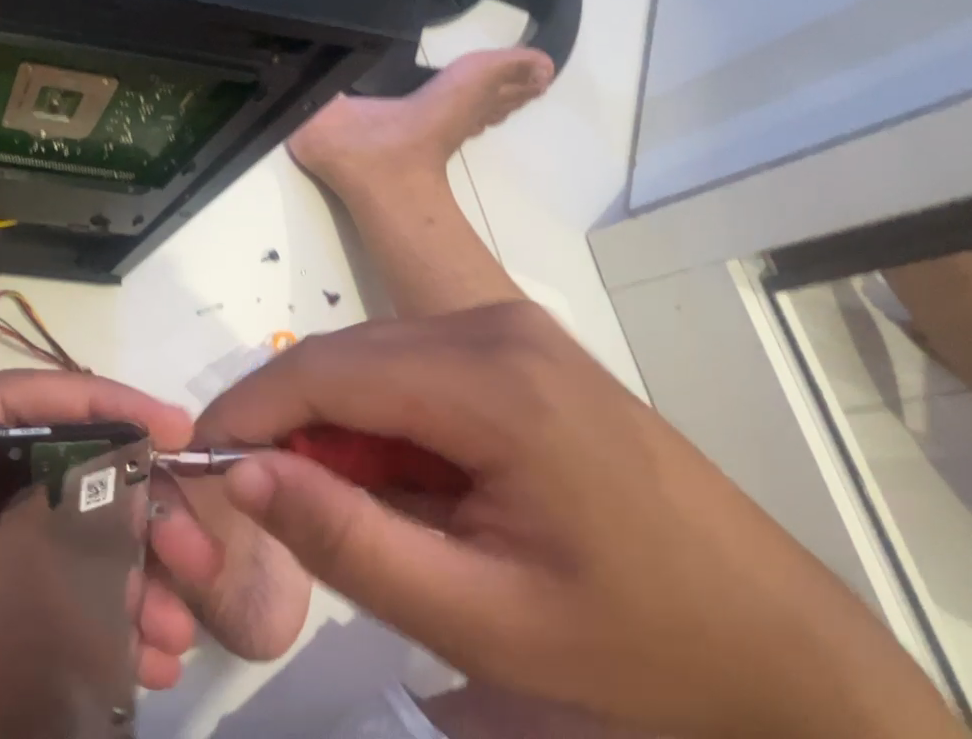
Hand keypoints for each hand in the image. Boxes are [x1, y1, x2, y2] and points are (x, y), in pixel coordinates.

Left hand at [0, 370, 314, 666]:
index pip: (14, 414)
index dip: (90, 401)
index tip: (167, 425)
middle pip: (70, 479)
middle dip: (143, 500)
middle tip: (194, 553)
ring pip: (88, 549)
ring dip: (147, 575)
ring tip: (177, 626)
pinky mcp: (4, 645)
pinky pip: (80, 620)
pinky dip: (127, 632)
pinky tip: (153, 663)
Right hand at [196, 302, 965, 738]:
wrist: (775, 645)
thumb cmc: (628, 641)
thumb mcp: (473, 615)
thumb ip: (345, 539)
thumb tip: (243, 473)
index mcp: (492, 382)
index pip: (318, 370)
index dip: (242, 415)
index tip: (195, 468)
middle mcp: (495, 326)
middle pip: (339, 359)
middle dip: (286, 428)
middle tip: (270, 510)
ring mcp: (512, 331)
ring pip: (368, 363)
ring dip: (334, 432)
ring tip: (356, 516)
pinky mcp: (519, 349)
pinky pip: (409, 371)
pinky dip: (380, 427)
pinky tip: (408, 490)